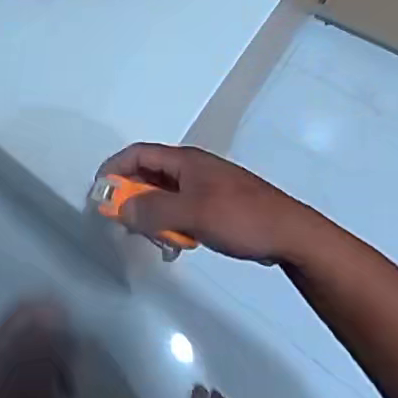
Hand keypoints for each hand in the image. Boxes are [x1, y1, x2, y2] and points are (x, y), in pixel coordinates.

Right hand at [97, 144, 327, 265]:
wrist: (296, 238)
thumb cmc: (242, 218)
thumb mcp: (191, 213)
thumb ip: (151, 210)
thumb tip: (119, 209)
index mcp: (185, 160)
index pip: (136, 154)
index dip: (114, 170)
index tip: (101, 193)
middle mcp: (193, 168)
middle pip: (149, 174)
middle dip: (132, 196)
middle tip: (124, 220)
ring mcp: (207, 186)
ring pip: (165, 194)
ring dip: (153, 213)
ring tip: (155, 236)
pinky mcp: (218, 205)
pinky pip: (182, 208)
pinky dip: (172, 222)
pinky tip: (179, 242)